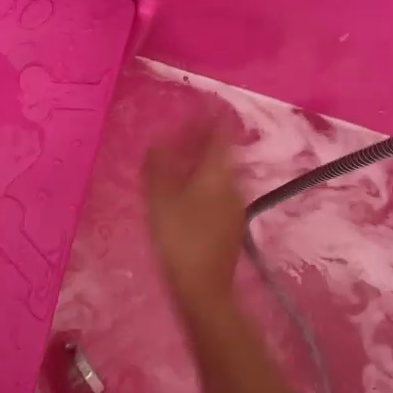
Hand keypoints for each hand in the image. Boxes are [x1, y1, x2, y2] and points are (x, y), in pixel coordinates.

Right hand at [144, 120, 246, 314]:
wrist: (203, 289)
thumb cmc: (179, 238)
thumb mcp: (160, 198)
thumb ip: (158, 165)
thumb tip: (157, 143)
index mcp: (218, 172)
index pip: (219, 133)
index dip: (208, 116)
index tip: (193, 104)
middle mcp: (233, 184)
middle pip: (221, 152)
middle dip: (201, 138)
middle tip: (178, 131)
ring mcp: (234, 206)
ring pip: (220, 171)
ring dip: (201, 159)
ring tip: (177, 157)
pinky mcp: (229, 223)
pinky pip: (218, 188)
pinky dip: (203, 178)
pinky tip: (185, 188)